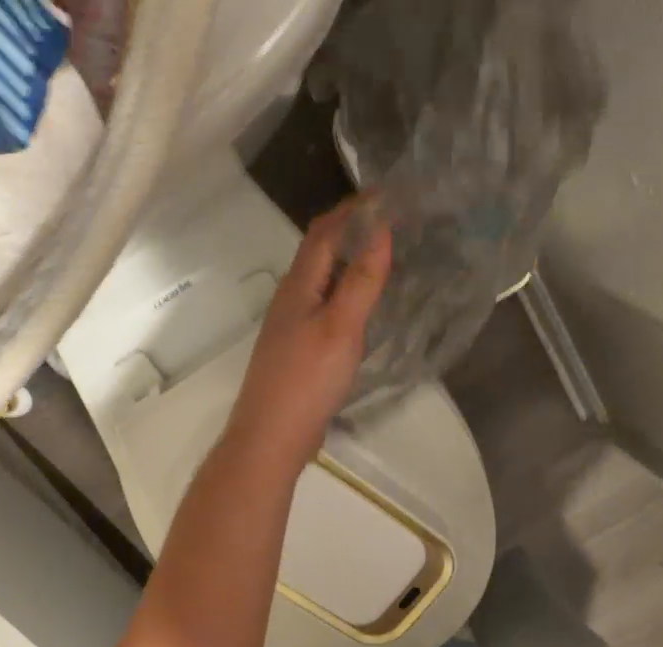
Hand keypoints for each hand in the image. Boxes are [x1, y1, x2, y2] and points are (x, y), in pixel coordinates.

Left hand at [224, 197, 392, 466]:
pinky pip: (324, 307)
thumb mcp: (341, 327)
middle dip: (351, 230)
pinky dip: (345, 294)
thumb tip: (380, 230)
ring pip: (321, 281)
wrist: (272, 436)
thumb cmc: (307, 380)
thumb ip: (361, 280)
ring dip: (348, 262)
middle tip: (391, 222)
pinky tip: (362, 310)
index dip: (353, 208)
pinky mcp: (298, 351)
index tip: (387, 194)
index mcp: (298, 286)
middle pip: (319, 252)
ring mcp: (291, 326)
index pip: (324, 231)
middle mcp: (290, 299)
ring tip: (382, 257)